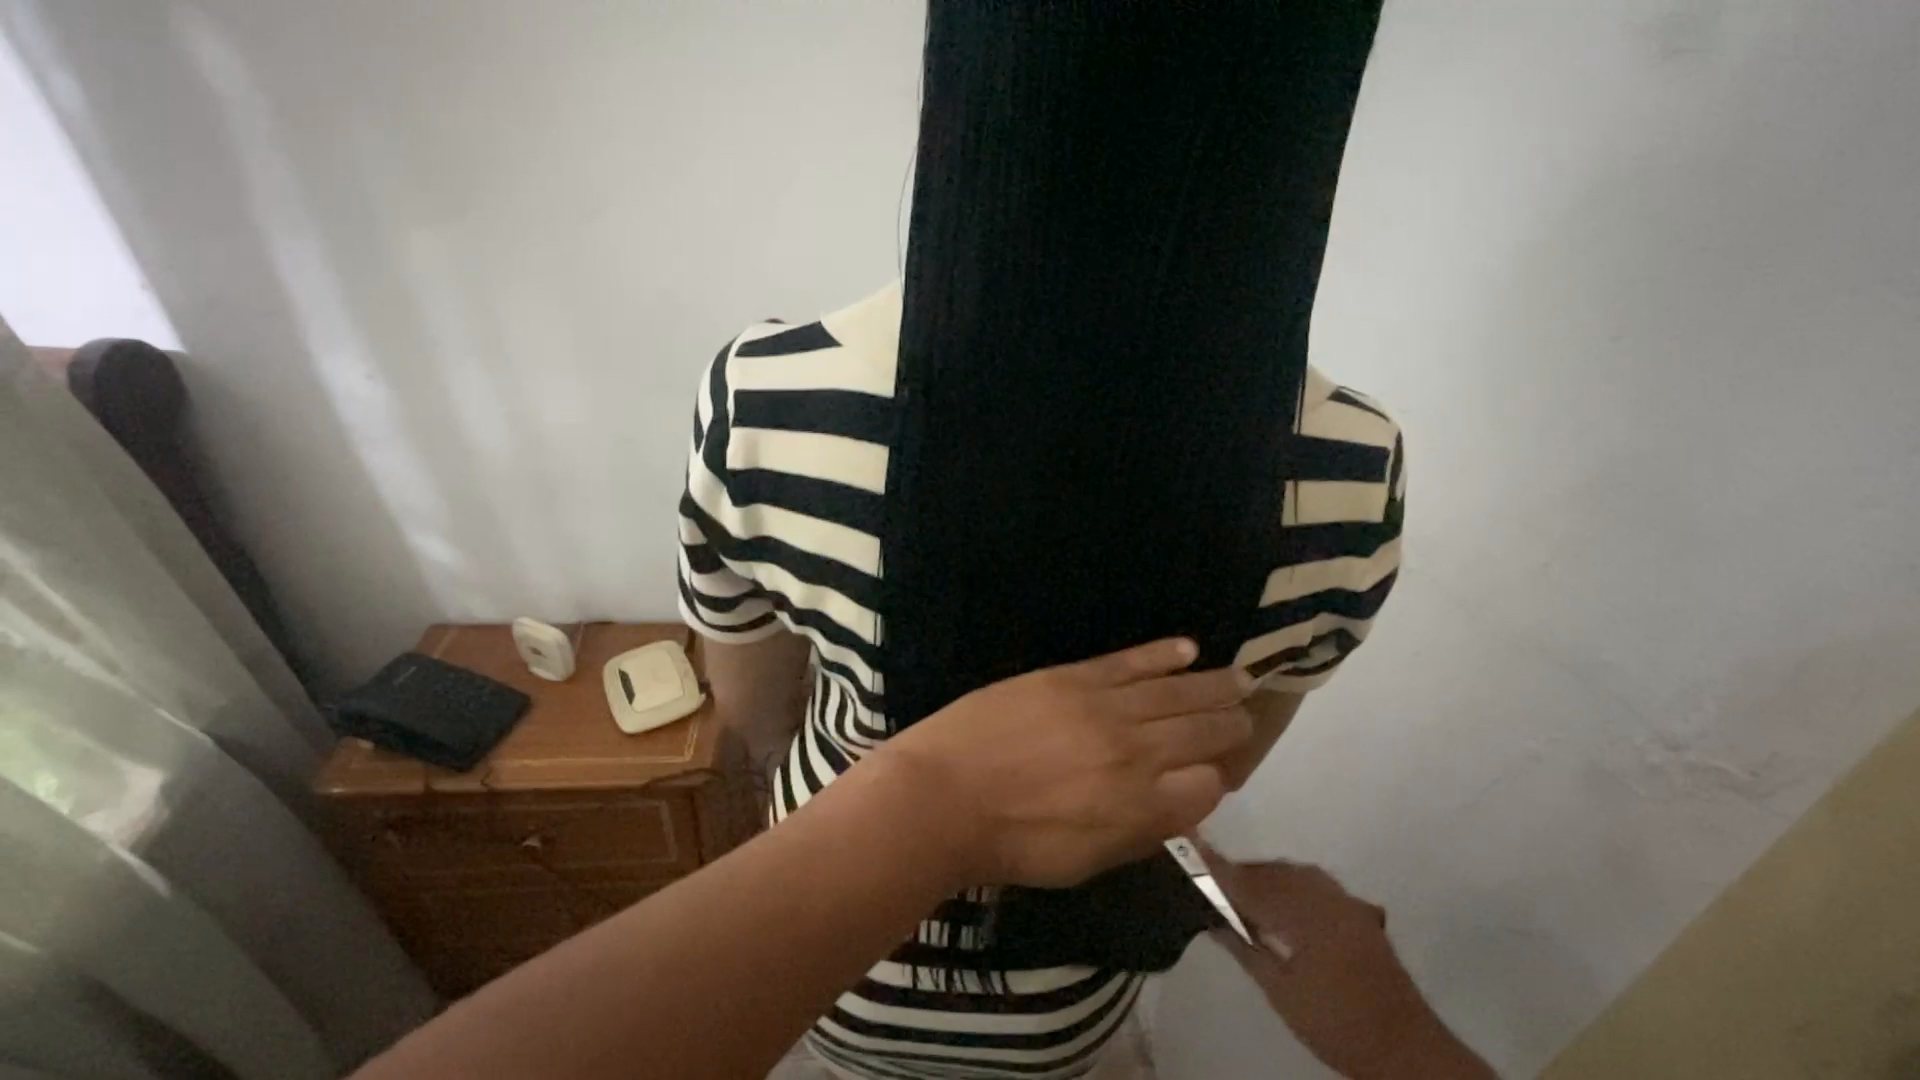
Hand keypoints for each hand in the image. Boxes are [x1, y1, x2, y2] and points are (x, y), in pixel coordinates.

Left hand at [878, 638, 1252, 888]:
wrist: (942, 798)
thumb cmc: (1010, 845)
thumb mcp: (1085, 863)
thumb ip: (1139, 832)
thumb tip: (1175, 805)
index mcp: (1142, 809)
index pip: (1205, 788)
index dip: (1214, 781)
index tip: (1213, 775)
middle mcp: (1137, 754)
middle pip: (1200, 733)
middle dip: (1230, 725)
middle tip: (1246, 716)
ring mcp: (1105, 710)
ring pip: (1176, 693)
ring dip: (1213, 685)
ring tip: (1241, 678)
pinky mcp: (1073, 678)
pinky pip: (1131, 662)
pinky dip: (1163, 654)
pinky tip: (1189, 648)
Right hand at [1201, 849, 1494, 1079]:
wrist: (1406, 1049)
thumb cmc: (1336, 1023)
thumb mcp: (1281, 993)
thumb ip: (1245, 950)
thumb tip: (1212, 921)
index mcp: (1306, 913)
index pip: (1252, 883)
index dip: (1219, 870)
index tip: (1190, 852)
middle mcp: (1327, 897)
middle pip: (1274, 872)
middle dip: (1240, 872)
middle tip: (1209, 879)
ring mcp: (1346, 904)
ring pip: (1295, 874)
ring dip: (1265, 877)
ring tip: (1238, 891)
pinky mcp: (1357, 914)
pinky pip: (1314, 885)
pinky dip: (1289, 885)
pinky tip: (1278, 902)